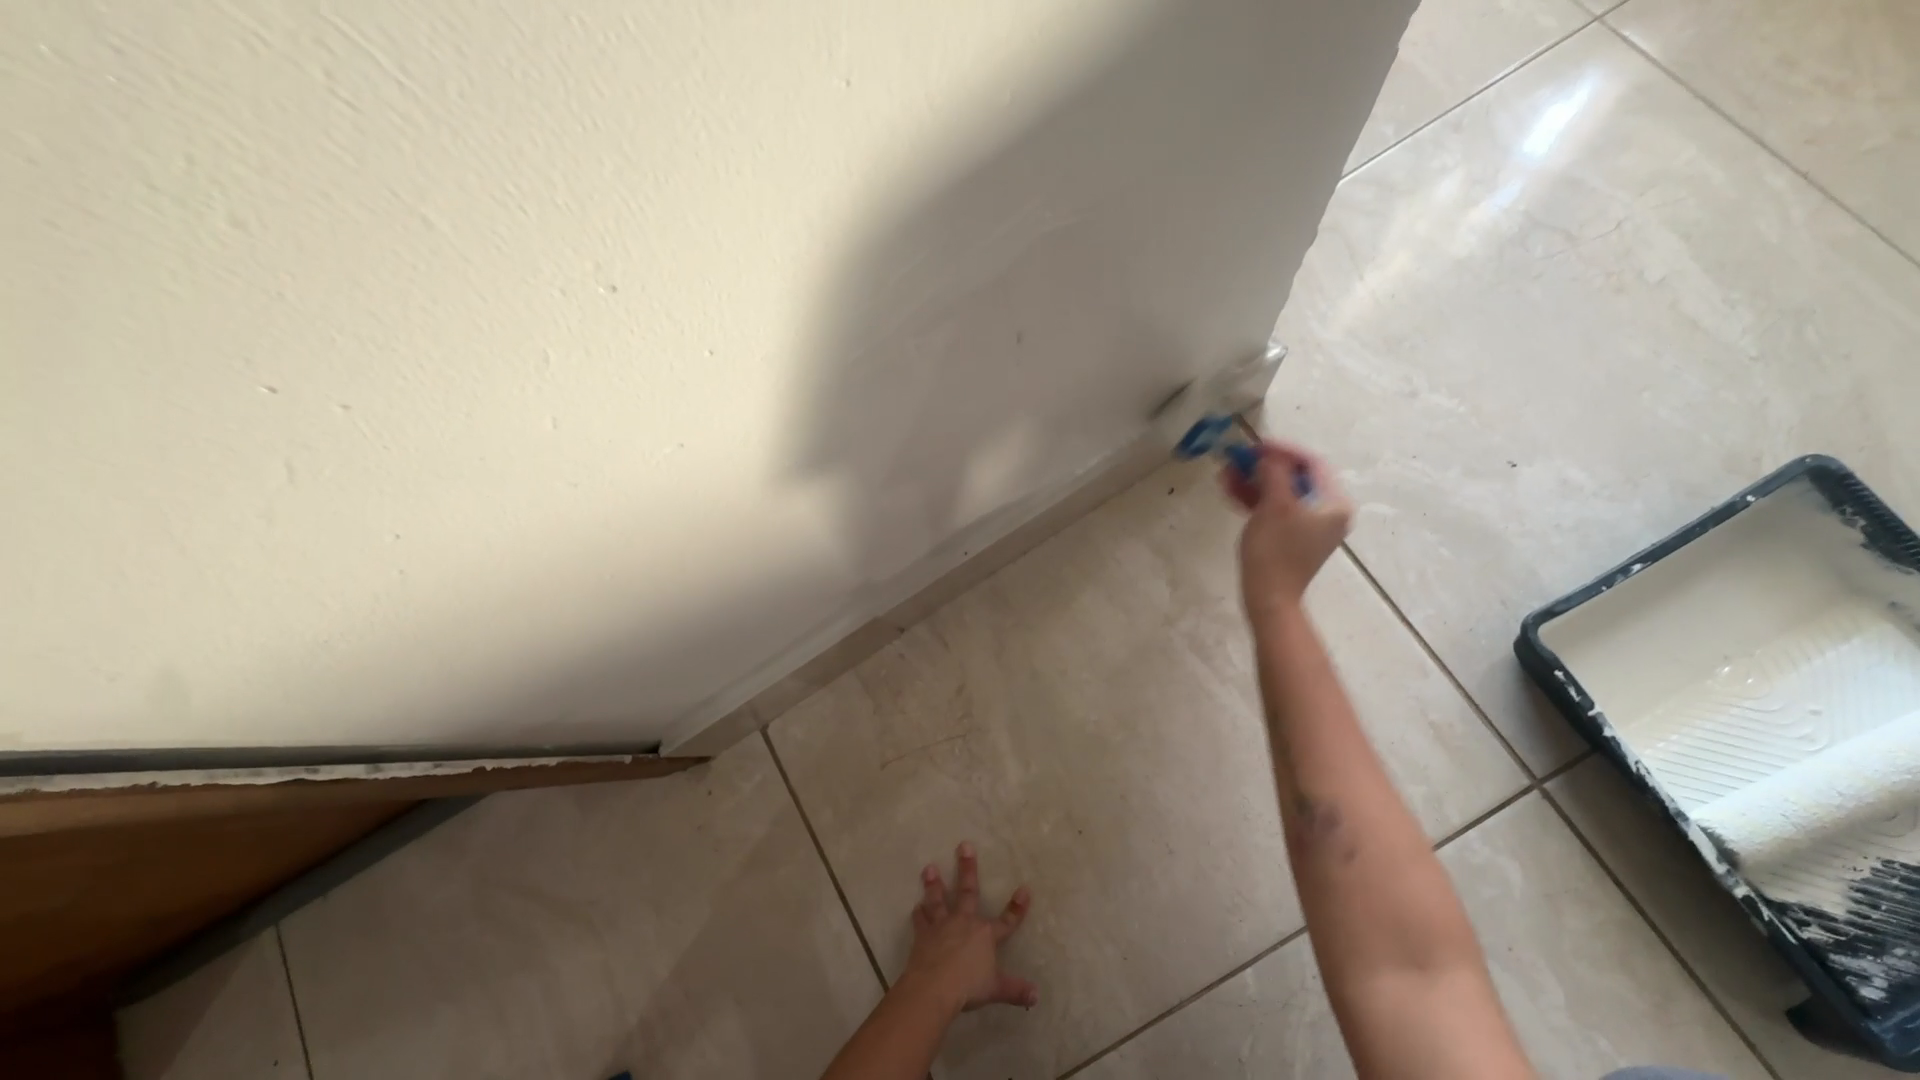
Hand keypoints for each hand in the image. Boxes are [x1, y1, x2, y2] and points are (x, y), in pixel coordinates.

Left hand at [899, 842, 1036, 1012]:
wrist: (934, 987)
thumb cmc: (969, 986)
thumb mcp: (996, 989)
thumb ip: (1015, 990)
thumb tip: (1036, 996)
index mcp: (986, 935)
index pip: (1007, 921)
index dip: (1017, 908)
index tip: (1024, 889)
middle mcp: (964, 923)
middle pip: (968, 892)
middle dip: (967, 868)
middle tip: (963, 845)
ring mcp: (942, 926)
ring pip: (938, 899)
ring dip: (934, 884)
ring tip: (929, 868)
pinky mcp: (923, 935)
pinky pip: (920, 921)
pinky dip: (918, 914)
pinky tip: (916, 907)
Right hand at [1222, 440, 1353, 618]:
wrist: (1268, 597)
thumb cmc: (1275, 551)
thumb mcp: (1275, 504)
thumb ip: (1274, 472)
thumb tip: (1269, 454)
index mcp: (1334, 504)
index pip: (1311, 463)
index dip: (1282, 450)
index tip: (1254, 445)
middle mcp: (1327, 513)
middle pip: (1295, 477)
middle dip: (1263, 467)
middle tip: (1237, 459)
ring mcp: (1309, 527)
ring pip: (1281, 493)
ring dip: (1254, 481)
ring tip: (1226, 473)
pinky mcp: (1291, 538)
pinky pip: (1275, 510)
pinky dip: (1255, 499)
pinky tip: (1231, 490)